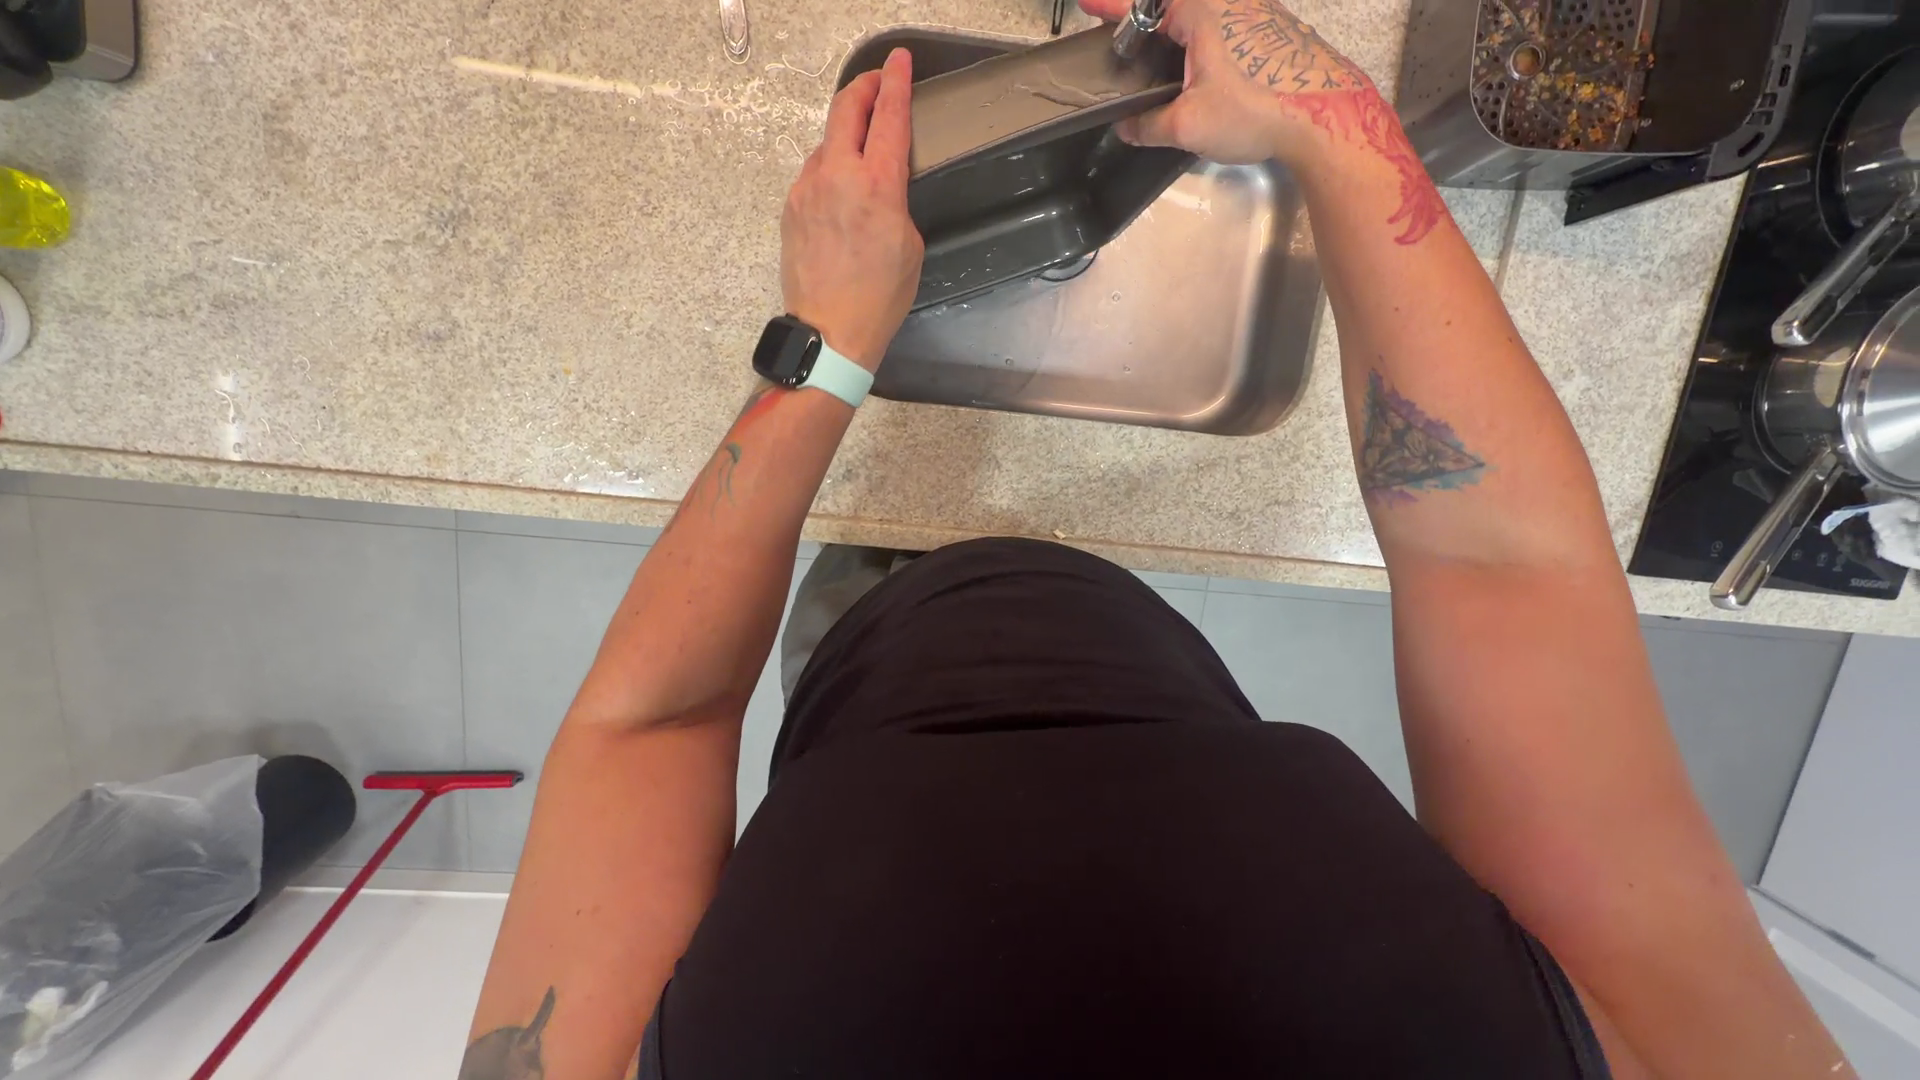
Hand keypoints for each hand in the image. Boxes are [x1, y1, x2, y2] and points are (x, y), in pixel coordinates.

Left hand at [780, 48, 925, 371]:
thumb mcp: (909, 245)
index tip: (901, 62)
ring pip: (827, 143)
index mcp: (877, 186)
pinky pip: (813, 174)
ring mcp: (807, 190)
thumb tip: (882, 187)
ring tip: (862, 152)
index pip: (889, 116)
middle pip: (846, 109)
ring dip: (846, 136)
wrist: (831, 332)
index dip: (897, 82)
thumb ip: (897, 201)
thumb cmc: (878, 298)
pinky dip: (830, 170)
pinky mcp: (791, 208)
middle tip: (878, 84)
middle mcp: (837, 177)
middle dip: (864, 88)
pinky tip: (841, 192)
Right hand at [1079, 0, 1372, 167]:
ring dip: (1176, 39)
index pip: (1143, 4)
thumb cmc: (1258, 109)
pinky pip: (1224, 28)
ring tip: (1159, 69)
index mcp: (1203, 8)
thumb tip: (1127, 127)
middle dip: (1146, 28)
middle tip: (1125, 50)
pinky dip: (1202, 46)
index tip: (1089, 5)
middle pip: (1174, 9)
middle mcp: (1229, 1)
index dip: (1111, 7)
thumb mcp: (1187, 124)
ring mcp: (1254, 13)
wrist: (1323, 115)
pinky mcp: (1271, 32)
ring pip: (1201, 18)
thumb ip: (1148, 125)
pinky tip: (1197, 77)